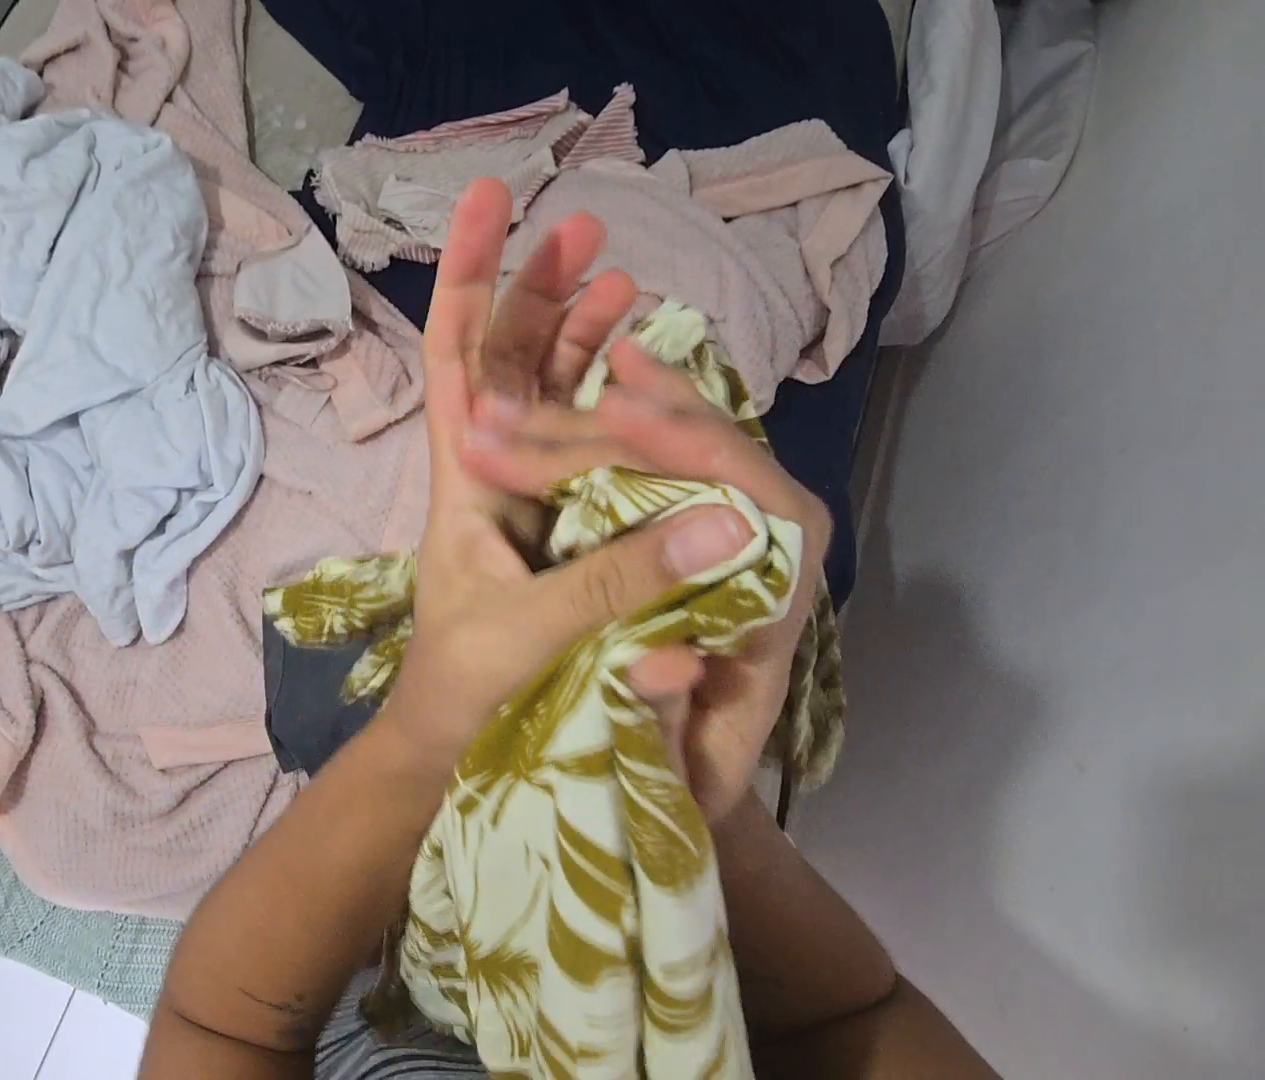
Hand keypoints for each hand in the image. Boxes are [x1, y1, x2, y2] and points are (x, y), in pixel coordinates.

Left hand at [374, 178, 763, 767]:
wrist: (450, 738)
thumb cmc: (469, 688)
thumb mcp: (538, 631)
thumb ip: (622, 579)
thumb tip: (729, 521)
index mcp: (466, 481)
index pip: (458, 358)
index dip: (467, 276)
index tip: (487, 202)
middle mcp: (489, 472)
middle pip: (507, 361)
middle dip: (537, 293)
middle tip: (587, 233)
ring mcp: (522, 495)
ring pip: (544, 396)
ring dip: (576, 338)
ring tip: (618, 283)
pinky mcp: (554, 524)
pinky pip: (580, 447)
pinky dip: (606, 404)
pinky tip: (637, 374)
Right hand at [458, 335, 831, 822]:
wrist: (656, 785)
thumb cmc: (653, 788)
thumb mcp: (654, 778)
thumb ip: (662, 724)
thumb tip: (671, 658)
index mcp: (766, 635)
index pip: (773, 522)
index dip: (710, 459)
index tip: (623, 422)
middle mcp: (760, 576)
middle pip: (731, 471)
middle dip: (648, 430)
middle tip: (556, 407)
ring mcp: (726, 550)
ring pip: (701, 458)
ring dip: (630, 415)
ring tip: (571, 380)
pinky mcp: (688, 539)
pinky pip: (676, 464)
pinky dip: (642, 419)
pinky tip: (608, 379)